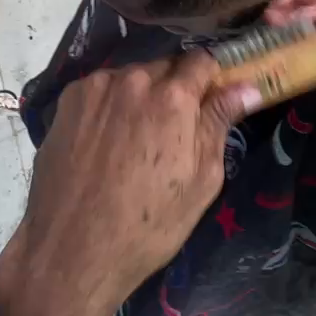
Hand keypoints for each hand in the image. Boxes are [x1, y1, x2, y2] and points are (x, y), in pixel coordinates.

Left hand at [0, 53, 262, 315]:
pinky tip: (105, 140)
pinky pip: (103, 89)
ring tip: (133, 139)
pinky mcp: (69, 98)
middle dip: (174, 89)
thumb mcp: (201, 181)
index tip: (209, 102)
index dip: (209, 80)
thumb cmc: (146, 226)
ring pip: (133, 77)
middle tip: (170, 130)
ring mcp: (97, 86)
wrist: (69, 254)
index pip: (202, 61)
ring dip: (140, 95)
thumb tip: (246, 86)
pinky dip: (110, 104)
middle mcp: (136, 79)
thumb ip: (220, 123)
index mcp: (174, 97)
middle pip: (166, 68)